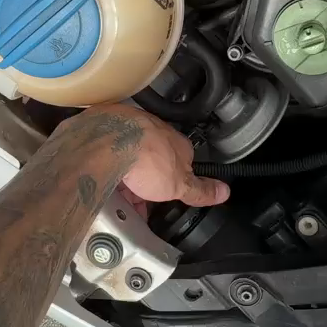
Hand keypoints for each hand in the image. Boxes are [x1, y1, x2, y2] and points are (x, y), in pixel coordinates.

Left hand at [73, 105, 228, 207]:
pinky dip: (107, 161)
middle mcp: (154, 131)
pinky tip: (102, 177)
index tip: (166, 196)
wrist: (107, 143)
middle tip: (138, 200)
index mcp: (176, 143)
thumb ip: (201, 189)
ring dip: (127, 170)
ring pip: (131, 151)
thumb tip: (223, 191)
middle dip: (147, 178)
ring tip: (117, 193)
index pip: (182, 163)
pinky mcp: (106, 127)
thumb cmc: (144, 158)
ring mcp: (130, 127)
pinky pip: (109, 147)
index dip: (173, 182)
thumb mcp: (179, 185)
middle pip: (154, 157)